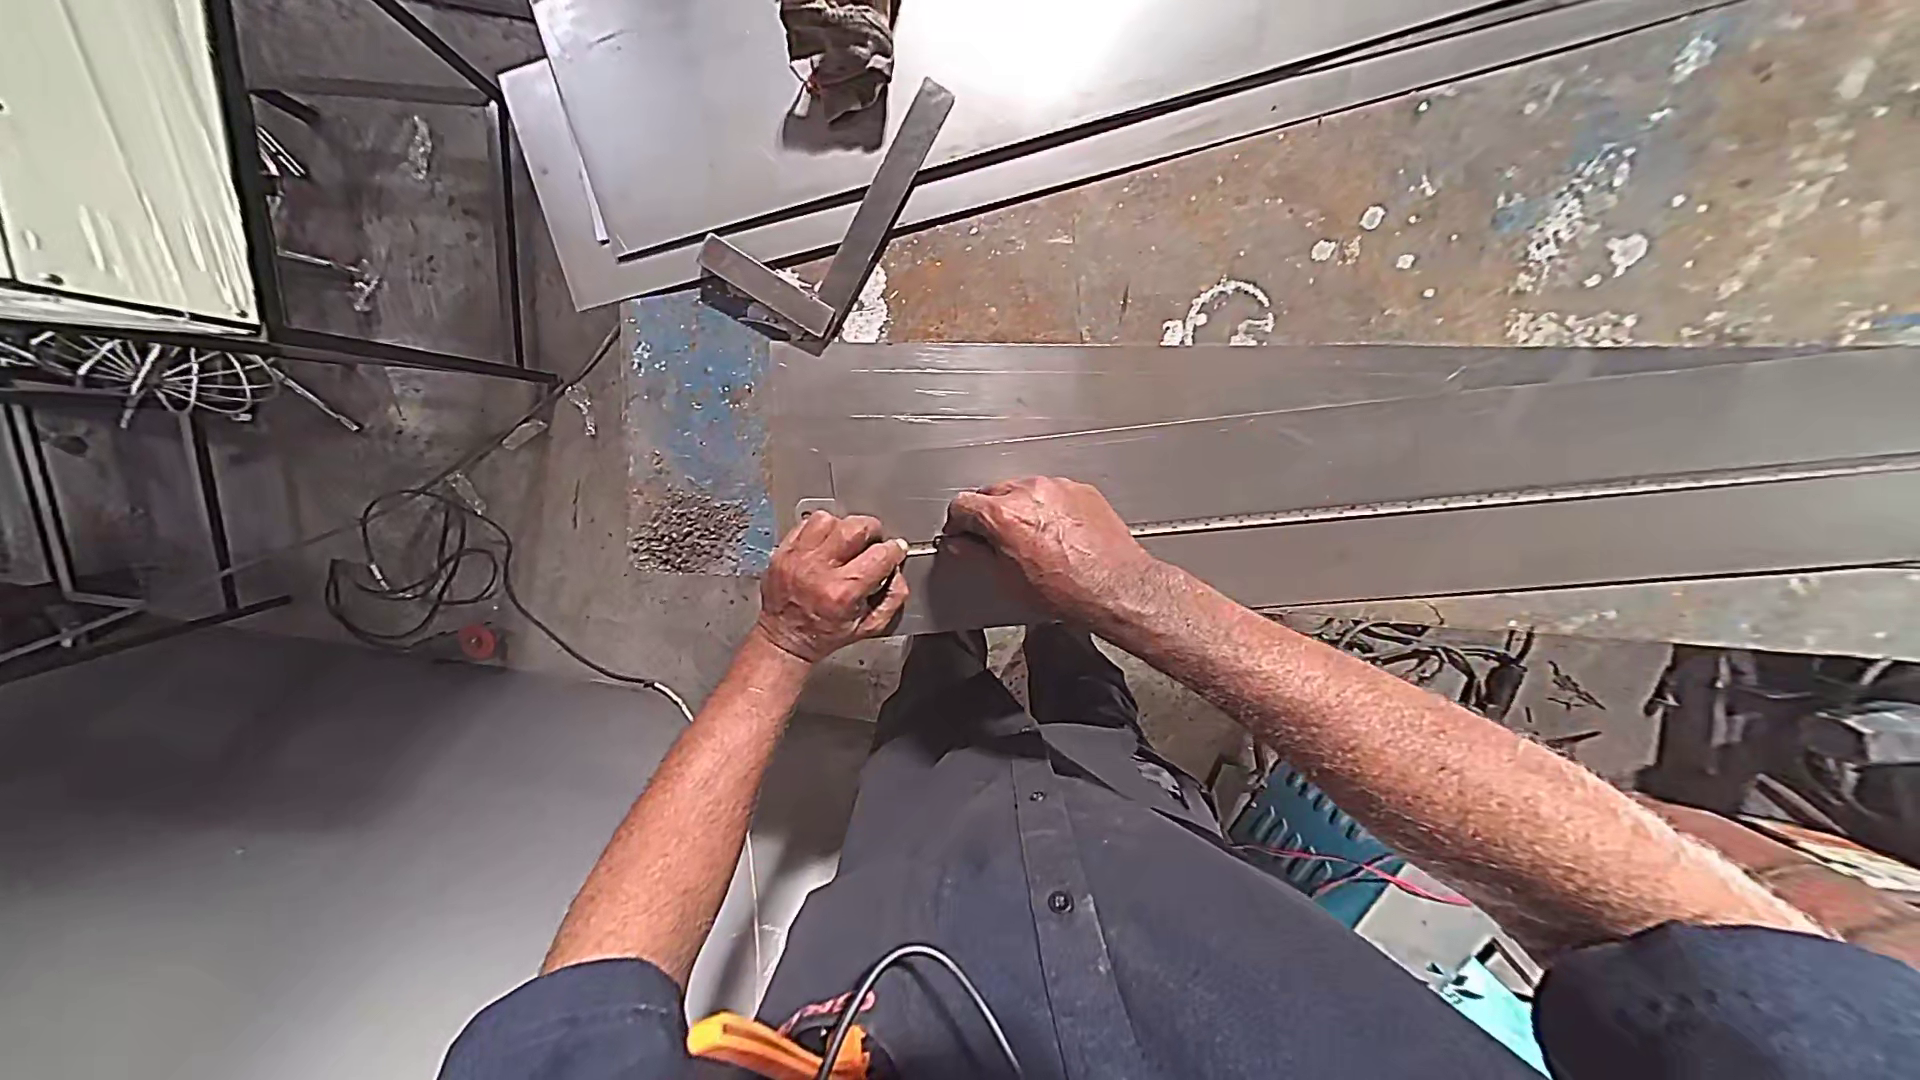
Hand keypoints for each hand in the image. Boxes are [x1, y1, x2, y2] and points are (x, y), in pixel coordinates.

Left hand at [755, 511, 909, 662]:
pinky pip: (805, 524)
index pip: (880, 555)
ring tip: (846, 543)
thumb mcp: (870, 626)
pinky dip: (820, 528)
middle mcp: (818, 572)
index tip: (895, 550)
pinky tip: (826, 543)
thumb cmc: (825, 634)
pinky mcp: (783, 552)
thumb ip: (893, 598)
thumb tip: (898, 571)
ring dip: (843, 528)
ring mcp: (797, 559)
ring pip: (828, 520)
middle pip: (854, 528)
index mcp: (842, 593)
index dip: (894, 550)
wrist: (786, 640)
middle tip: (872, 542)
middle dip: (872, 531)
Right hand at [944, 476, 1159, 627]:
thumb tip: (962, 545)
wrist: (1115, 587)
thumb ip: (976, 555)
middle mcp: (1029, 492)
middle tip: (996, 541)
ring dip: (1019, 509)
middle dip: (989, 515)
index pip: (963, 504)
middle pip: (991, 492)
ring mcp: (1057, 487)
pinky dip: (1048, 508)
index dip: (958, 523)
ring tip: (1032, 539)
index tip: (963, 534)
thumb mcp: (1007, 579)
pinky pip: (1052, 492)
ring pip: (1022, 490)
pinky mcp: (1080, 489)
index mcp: (1003, 514)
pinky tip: (1056, 534)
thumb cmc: (1068, 590)